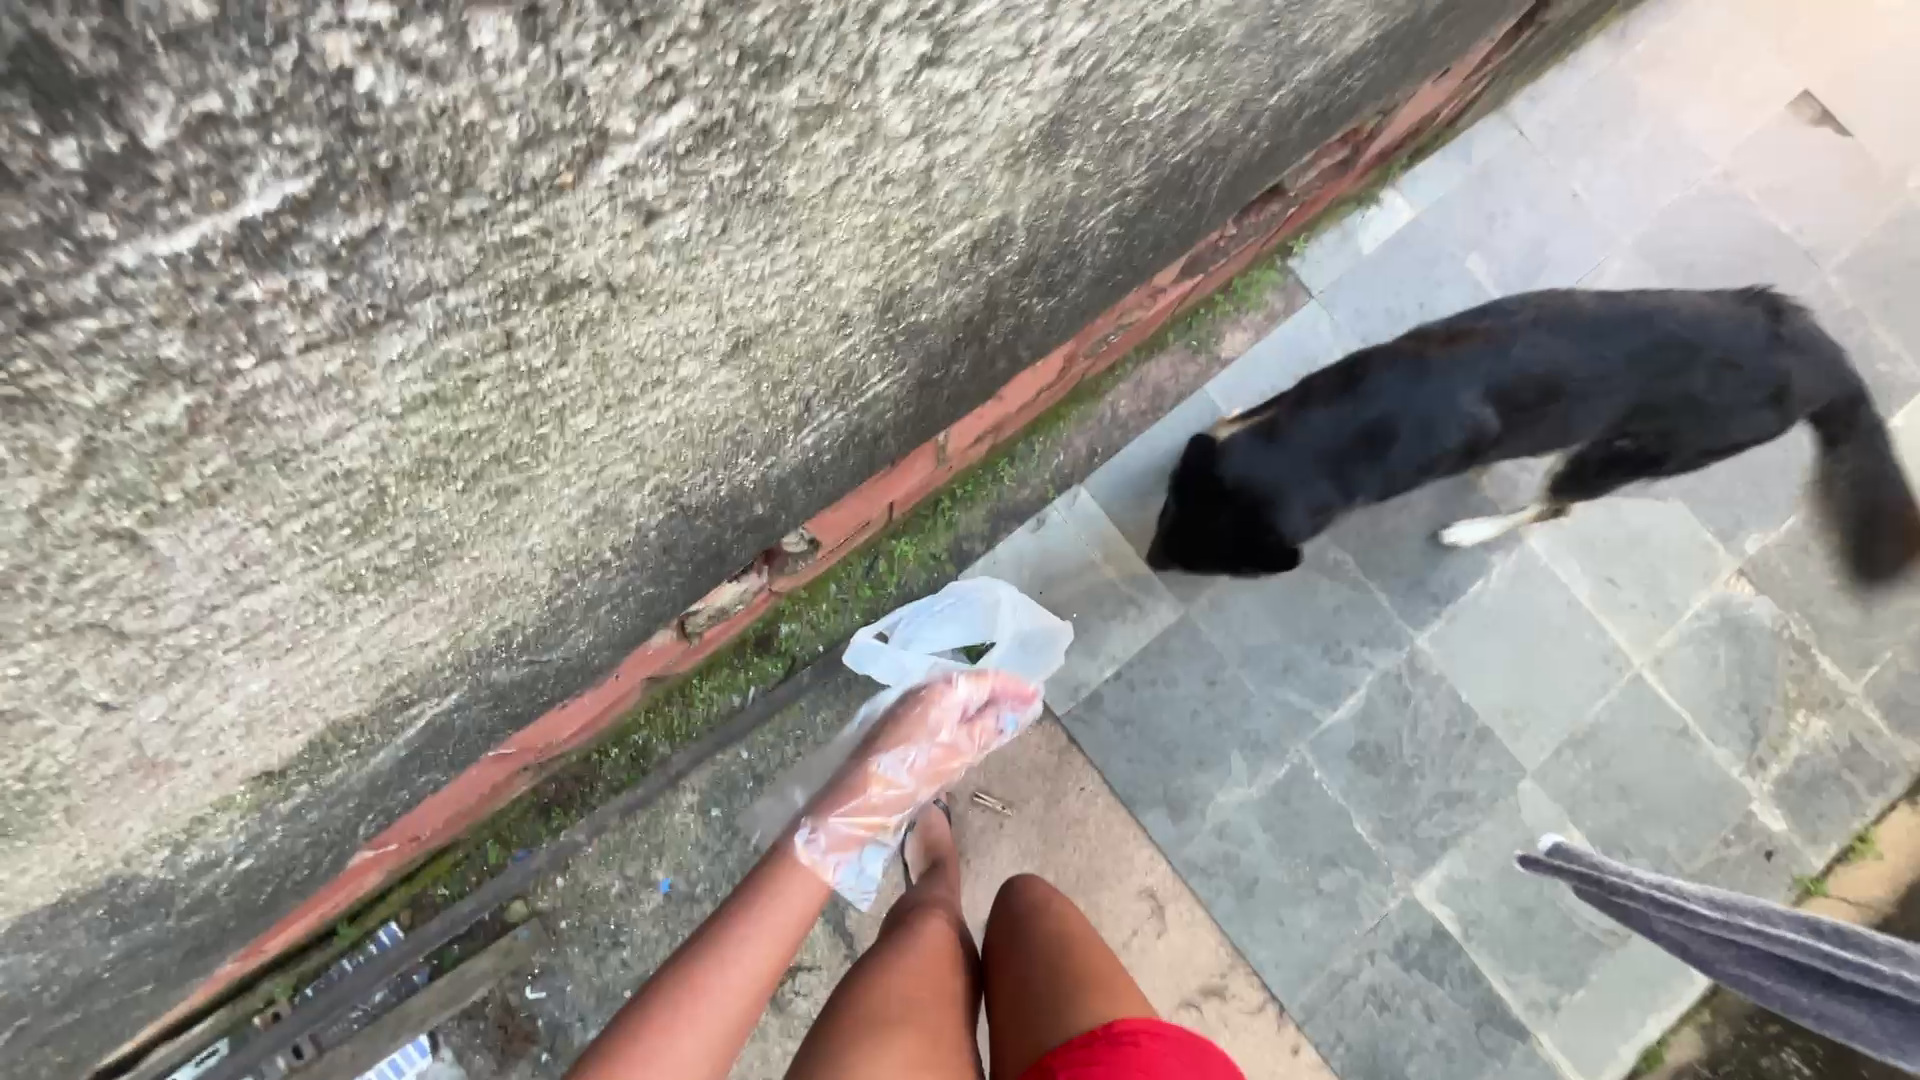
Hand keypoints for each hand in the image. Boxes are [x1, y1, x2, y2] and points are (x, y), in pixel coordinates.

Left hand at [799, 670, 1041, 864]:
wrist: (858, 796)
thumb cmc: (912, 774)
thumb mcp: (960, 752)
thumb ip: (990, 727)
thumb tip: (1017, 708)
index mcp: (941, 690)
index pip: (987, 679)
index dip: (1015, 686)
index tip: (1039, 695)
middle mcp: (924, 689)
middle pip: (970, 685)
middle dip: (999, 694)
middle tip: (1026, 707)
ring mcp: (909, 705)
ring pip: (955, 699)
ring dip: (980, 707)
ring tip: (1004, 720)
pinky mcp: (900, 722)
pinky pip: (941, 711)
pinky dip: (961, 717)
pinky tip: (970, 732)